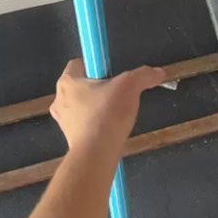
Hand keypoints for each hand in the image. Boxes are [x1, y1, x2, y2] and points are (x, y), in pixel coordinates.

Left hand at [48, 59, 165, 154]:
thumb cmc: (107, 114)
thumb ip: (143, 75)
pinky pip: (83, 125)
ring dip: (95, 107)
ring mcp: (62, 121)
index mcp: (67, 81)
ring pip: (81, 106)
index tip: (110, 74)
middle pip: (79, 86)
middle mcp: (59, 99)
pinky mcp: (69, 138)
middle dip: (97, 88)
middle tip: (116, 93)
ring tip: (114, 113)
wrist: (97, 154)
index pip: (78, 64)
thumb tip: (158, 72)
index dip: (95, 66)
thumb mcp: (130, 87)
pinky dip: (95, 125)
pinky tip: (109, 129)